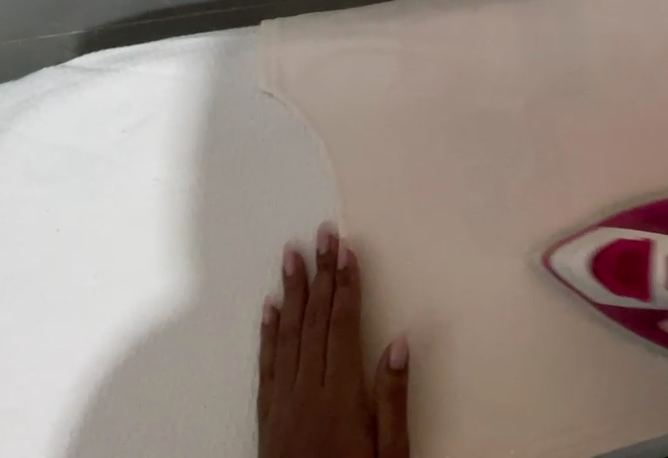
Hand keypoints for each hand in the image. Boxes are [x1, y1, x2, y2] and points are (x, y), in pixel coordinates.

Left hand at [259, 224, 410, 457]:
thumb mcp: (391, 456)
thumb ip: (392, 399)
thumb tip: (399, 341)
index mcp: (341, 396)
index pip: (343, 325)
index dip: (346, 284)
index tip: (347, 248)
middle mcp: (308, 391)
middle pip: (315, 320)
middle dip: (321, 273)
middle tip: (322, 233)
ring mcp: (284, 403)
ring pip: (288, 334)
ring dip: (292, 291)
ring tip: (292, 254)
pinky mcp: (268, 417)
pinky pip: (267, 365)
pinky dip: (268, 331)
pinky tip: (270, 306)